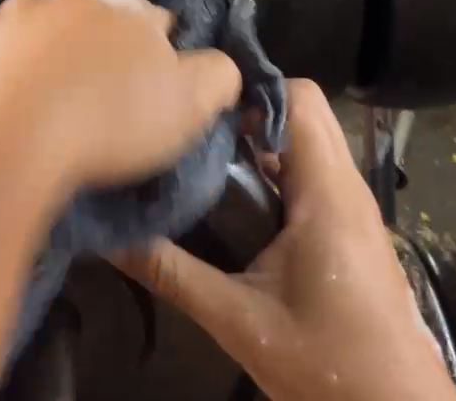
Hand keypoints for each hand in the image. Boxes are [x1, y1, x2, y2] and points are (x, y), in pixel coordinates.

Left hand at [0, 0, 240, 192]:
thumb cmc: (108, 122)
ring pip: (40, 26)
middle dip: (100, 46)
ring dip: (48, 51)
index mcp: (126, 7)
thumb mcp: (190, 106)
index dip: (158, 51)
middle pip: (94, 17)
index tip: (151, 87)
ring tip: (48, 100)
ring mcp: (14, 10)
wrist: (9, 136)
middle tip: (99, 97)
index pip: (155, 18)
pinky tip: (2, 96)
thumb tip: (217, 62)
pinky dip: (1, 62)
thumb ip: (215, 75)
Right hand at [114, 80, 455, 400]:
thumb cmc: (332, 368)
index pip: (297, 97)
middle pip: (297, 112)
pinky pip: (306, 173)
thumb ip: (169, 271)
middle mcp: (344, 190)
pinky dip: (268, 168)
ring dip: (252, 140)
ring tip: (194, 152)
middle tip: (184, 125)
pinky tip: (225, 196)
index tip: (192, 102)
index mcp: (326, 195)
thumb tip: (105, 237)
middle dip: (241, 109)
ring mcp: (350, 211)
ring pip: (302, 142)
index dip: (246, 88)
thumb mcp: (237, 320)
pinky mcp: (347, 232)